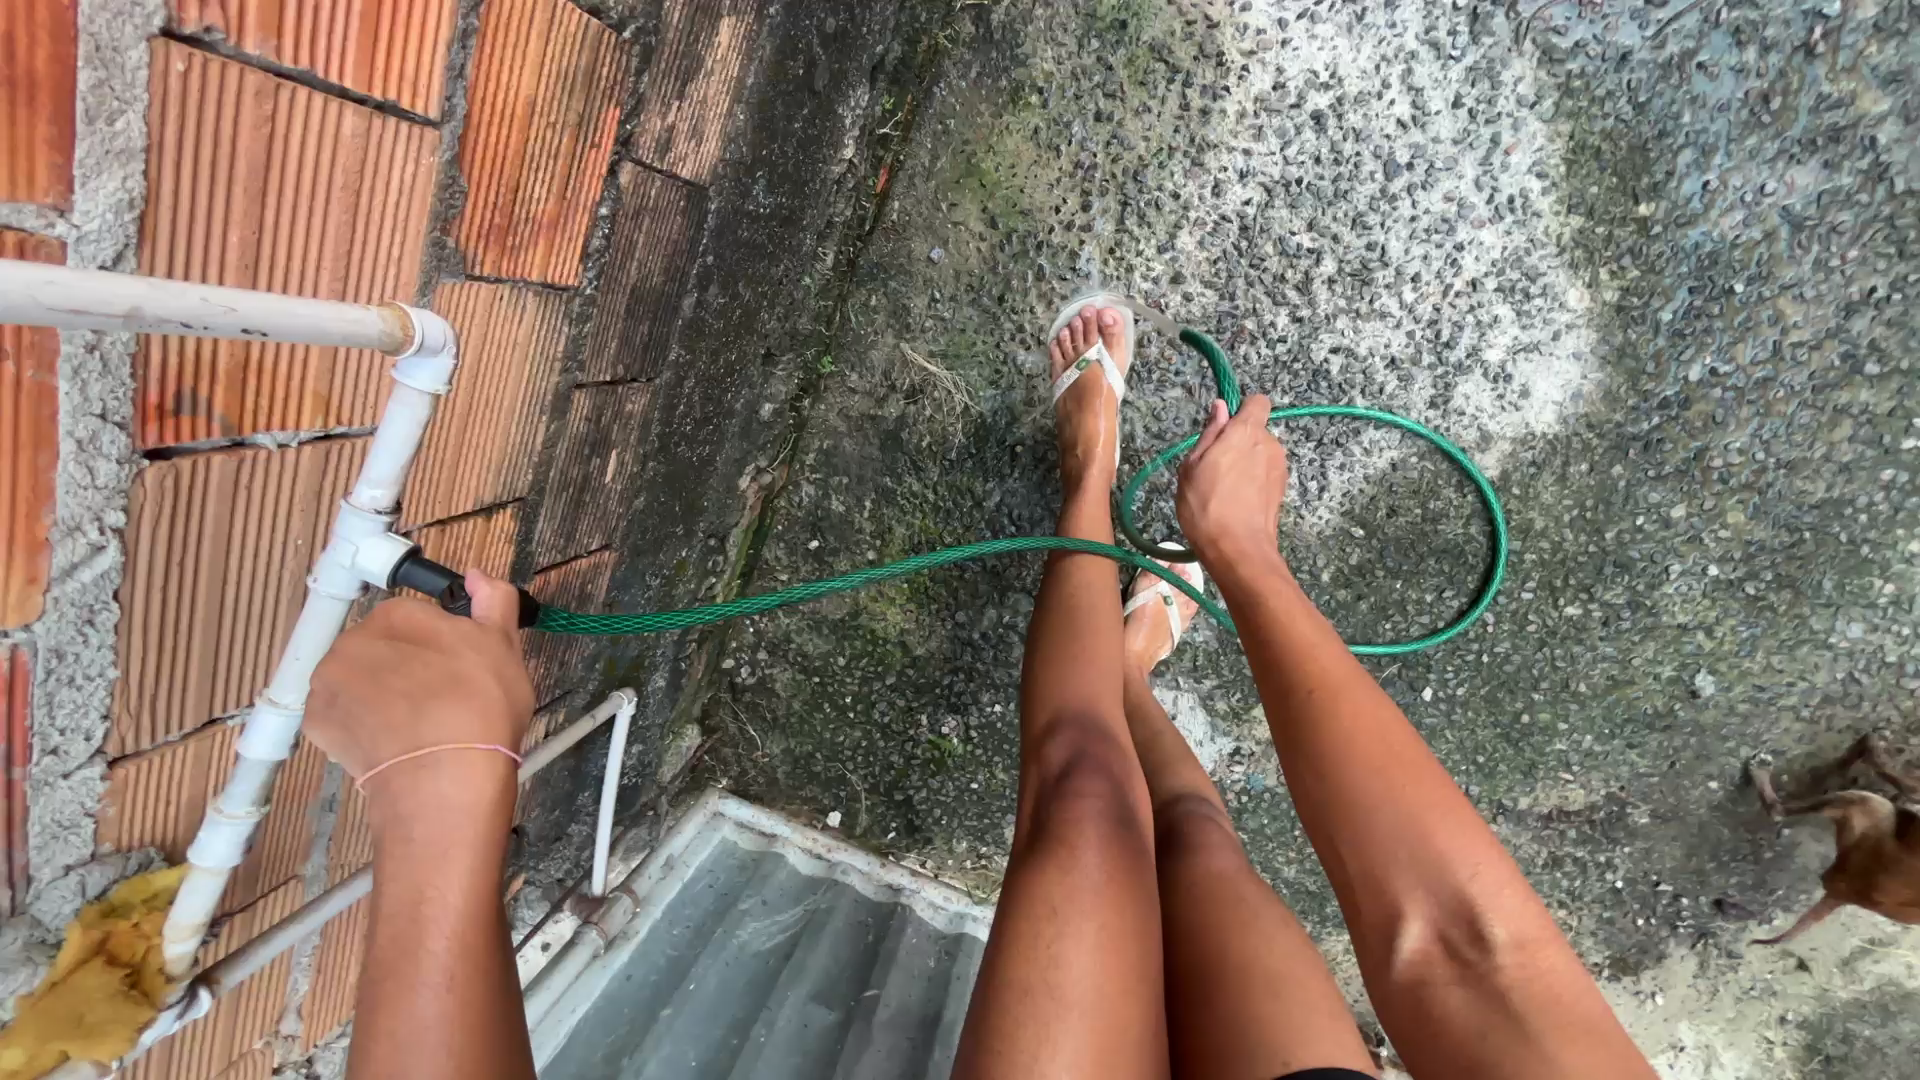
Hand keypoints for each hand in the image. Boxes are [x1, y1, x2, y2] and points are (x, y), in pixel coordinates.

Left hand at [306, 571, 533, 796]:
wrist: (445, 773)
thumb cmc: (482, 701)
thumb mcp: (505, 644)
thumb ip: (493, 600)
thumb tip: (474, 574)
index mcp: (397, 614)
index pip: (419, 614)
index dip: (444, 638)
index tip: (464, 663)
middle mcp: (351, 640)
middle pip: (386, 644)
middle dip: (409, 661)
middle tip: (447, 692)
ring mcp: (326, 684)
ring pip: (364, 677)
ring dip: (385, 690)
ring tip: (423, 719)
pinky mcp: (316, 725)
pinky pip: (345, 711)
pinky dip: (366, 720)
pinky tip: (397, 736)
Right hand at [1176, 396, 1288, 567]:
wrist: (1238, 549)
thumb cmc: (1206, 505)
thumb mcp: (1192, 467)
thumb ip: (1210, 433)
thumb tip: (1220, 407)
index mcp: (1246, 433)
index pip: (1258, 402)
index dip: (1241, 409)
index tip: (1223, 428)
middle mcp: (1269, 444)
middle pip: (1256, 430)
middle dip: (1237, 441)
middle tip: (1213, 466)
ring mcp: (1279, 467)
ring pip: (1259, 453)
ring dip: (1244, 462)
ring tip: (1223, 488)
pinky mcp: (1281, 488)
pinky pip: (1264, 473)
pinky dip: (1252, 480)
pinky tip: (1236, 500)